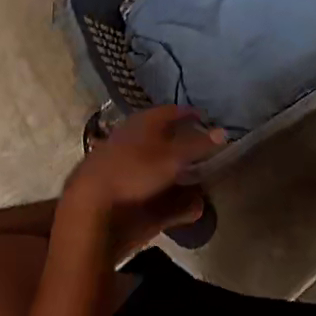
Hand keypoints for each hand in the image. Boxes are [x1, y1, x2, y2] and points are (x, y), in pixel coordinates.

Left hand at [63, 106, 224, 252]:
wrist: (91, 204)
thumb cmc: (135, 172)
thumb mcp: (173, 158)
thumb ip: (198, 145)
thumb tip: (223, 132)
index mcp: (143, 122)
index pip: (171, 110)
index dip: (189, 114)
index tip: (205, 120)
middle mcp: (130, 135)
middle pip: (159, 132)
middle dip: (180, 137)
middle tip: (199, 146)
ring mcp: (118, 157)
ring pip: (150, 153)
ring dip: (169, 160)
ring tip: (187, 170)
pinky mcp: (113, 179)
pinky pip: (142, 174)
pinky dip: (157, 179)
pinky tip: (166, 189)